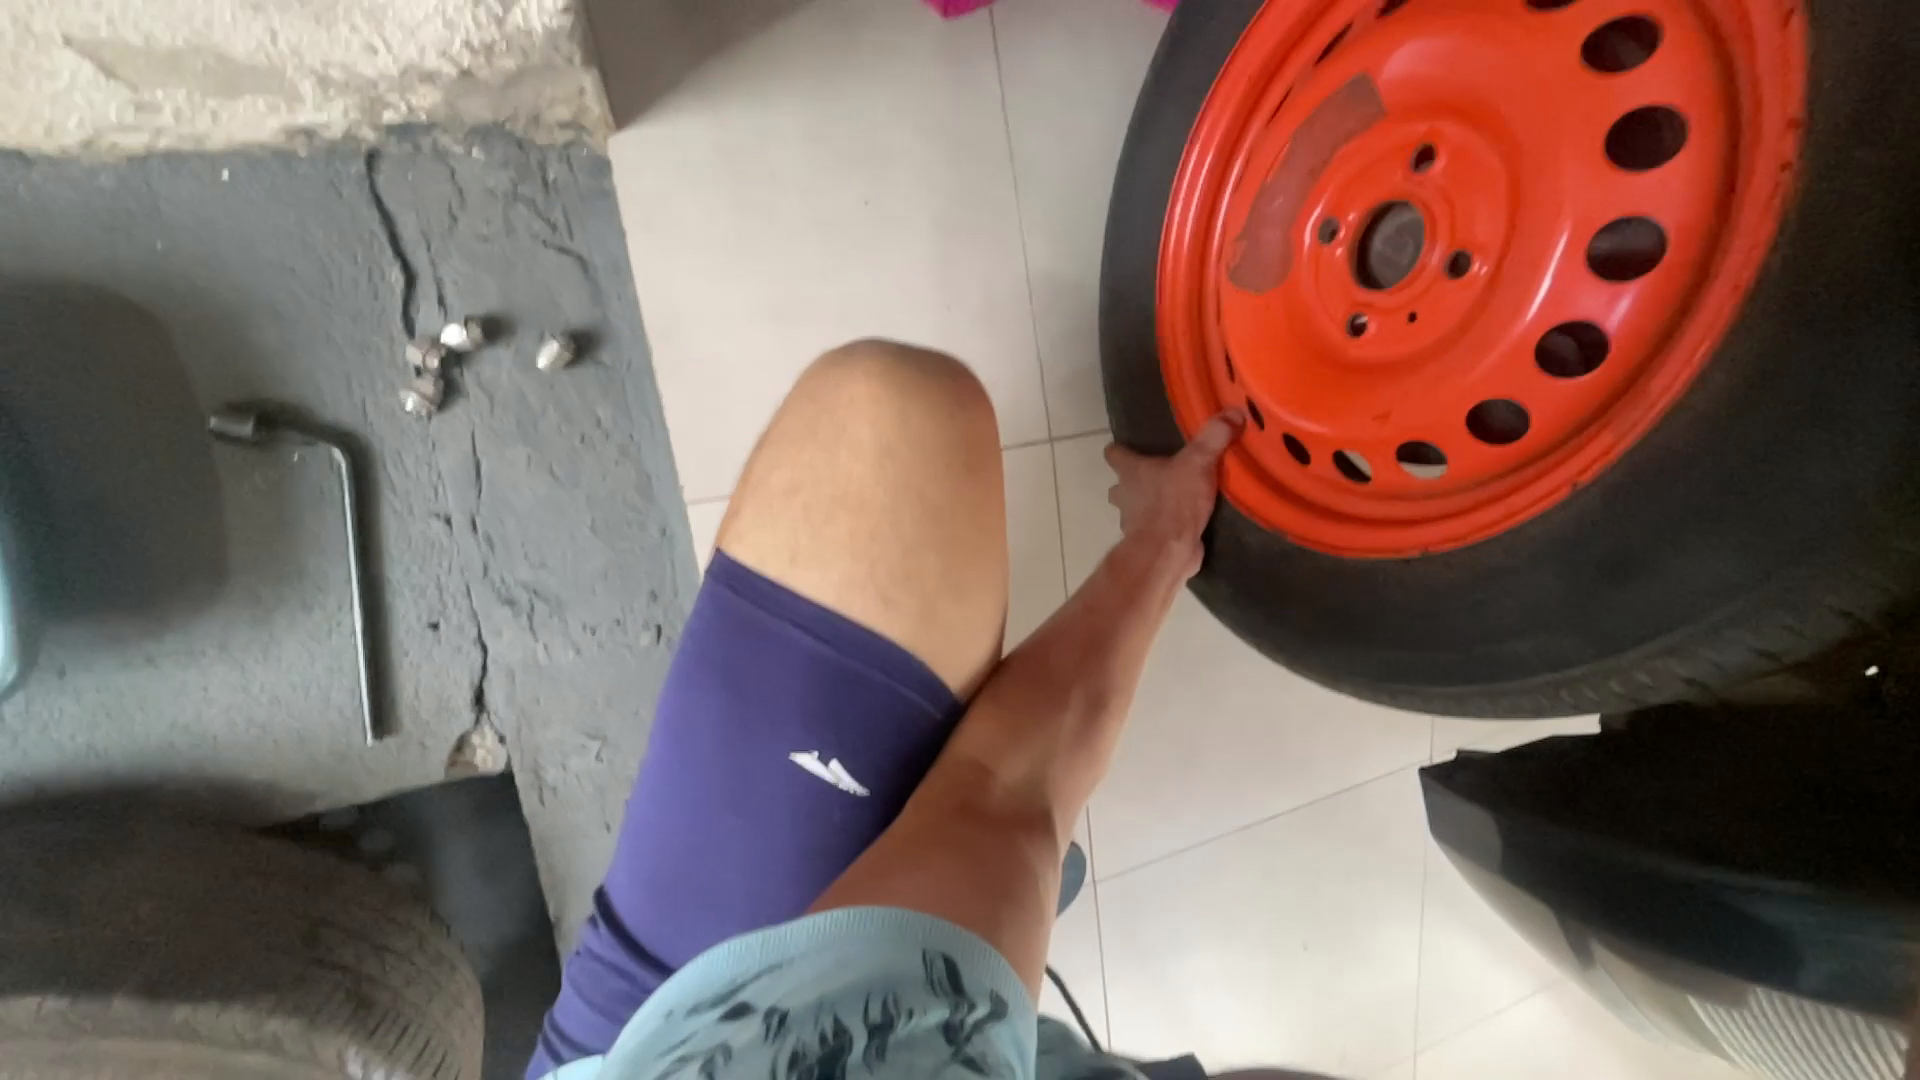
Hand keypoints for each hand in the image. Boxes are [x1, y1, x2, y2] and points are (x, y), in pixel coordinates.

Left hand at [1105, 409, 1244, 578]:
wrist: (1168, 550)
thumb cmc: (1174, 502)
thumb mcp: (1198, 463)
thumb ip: (1213, 438)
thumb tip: (1233, 411)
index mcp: (1131, 471)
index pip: (1114, 454)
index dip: (1119, 450)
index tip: (1128, 447)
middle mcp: (1125, 494)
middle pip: (1119, 485)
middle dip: (1132, 482)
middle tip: (1156, 476)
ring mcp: (1131, 520)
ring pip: (1132, 509)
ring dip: (1145, 506)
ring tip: (1171, 499)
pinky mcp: (1145, 542)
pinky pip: (1150, 530)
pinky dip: (1161, 527)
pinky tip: (1179, 524)